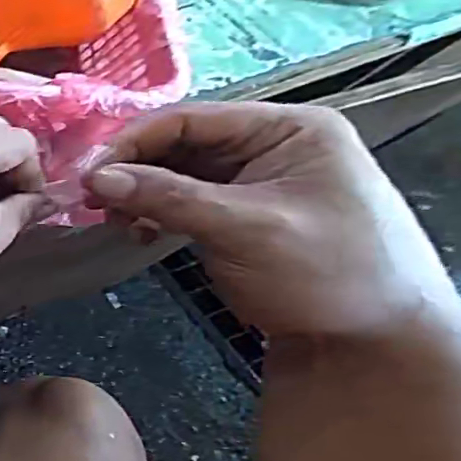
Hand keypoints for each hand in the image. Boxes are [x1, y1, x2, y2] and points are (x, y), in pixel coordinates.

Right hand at [82, 102, 460, 339]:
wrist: (371, 341)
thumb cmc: (326, 272)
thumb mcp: (244, 228)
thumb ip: (168, 197)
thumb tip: (95, 177)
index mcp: (286, 129)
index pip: (190, 119)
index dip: (133, 142)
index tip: (89, 174)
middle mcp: (266, 146)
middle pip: (177, 144)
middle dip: (131, 169)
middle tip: (90, 200)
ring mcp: (249, 182)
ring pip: (173, 173)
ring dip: (137, 193)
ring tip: (110, 218)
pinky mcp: (234, 215)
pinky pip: (179, 201)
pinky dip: (151, 213)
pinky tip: (136, 231)